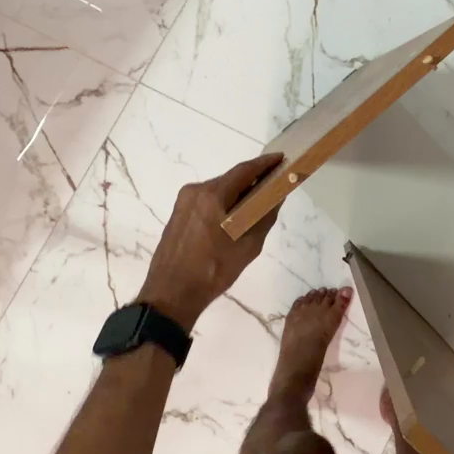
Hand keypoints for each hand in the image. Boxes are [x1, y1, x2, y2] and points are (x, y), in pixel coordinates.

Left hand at [134, 152, 283, 331]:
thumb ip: (264, 215)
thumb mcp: (249, 245)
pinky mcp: (178, 215)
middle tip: (274, 183)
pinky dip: (223, 202)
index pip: (244, 170)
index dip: (265, 163)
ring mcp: (183, 202)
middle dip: (252, 179)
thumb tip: (276, 196)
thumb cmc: (214, 270)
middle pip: (230, 179)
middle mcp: (195, 191)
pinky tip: (235, 215)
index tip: (281, 159)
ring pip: (218, 190)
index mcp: (212, 195)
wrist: (172, 294)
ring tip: (257, 202)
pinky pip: (207, 200)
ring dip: (238, 193)